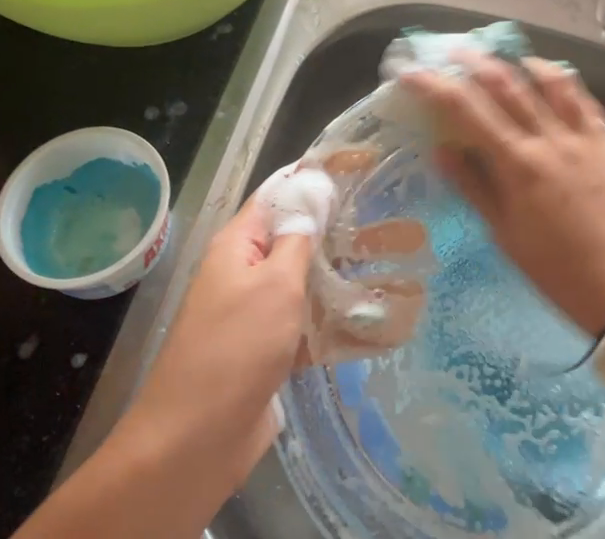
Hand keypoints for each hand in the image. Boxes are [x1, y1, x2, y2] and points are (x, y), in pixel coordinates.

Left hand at [17, 172, 424, 538]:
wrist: (196, 441)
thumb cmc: (234, 349)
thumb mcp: (273, 284)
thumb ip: (299, 237)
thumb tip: (315, 186)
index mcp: (239, 243)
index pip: (282, 192)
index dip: (321, 175)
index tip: (366, 163)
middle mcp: (248, 270)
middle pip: (303, 238)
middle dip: (349, 230)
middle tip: (404, 221)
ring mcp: (261, 313)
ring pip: (313, 284)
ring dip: (354, 278)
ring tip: (408, 270)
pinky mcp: (274, 352)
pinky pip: (313, 327)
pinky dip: (345, 324)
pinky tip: (389, 323)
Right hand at [403, 54, 604, 335]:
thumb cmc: (561, 272)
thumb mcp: (507, 236)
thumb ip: (476, 188)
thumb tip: (442, 149)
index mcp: (517, 163)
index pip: (466, 111)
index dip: (435, 87)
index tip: (411, 73)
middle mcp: (549, 138)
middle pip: (506, 86)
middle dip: (475, 63)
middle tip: (454, 50)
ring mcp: (583, 137)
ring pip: (549, 83)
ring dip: (521, 63)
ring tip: (504, 54)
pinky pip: (584, 100)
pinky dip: (564, 81)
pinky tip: (554, 77)